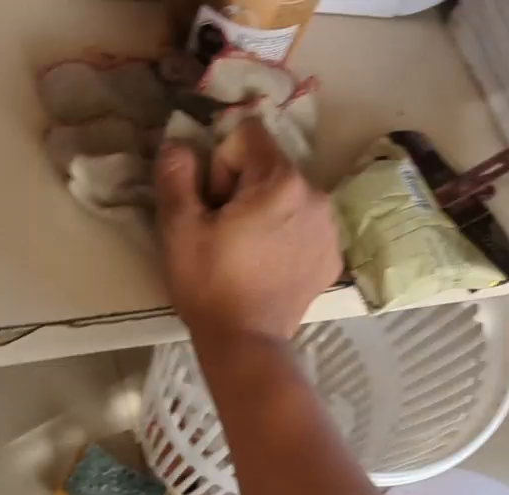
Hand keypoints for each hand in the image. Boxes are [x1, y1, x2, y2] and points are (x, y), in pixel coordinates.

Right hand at [156, 118, 342, 345]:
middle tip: (225, 236)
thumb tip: (178, 143)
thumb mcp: (179, 230)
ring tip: (246, 255)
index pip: (247, 136)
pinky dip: (286, 239)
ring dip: (266, 214)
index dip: (220, 166)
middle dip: (244, 191)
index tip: (213, 207)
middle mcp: (316, 194)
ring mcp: (330, 228)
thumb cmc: (209, 286)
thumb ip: (177, 176)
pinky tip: (267, 269)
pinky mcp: (331, 257)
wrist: (245, 345)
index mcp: (281, 181)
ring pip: (288, 198)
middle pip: (270, 167)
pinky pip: (304, 228)